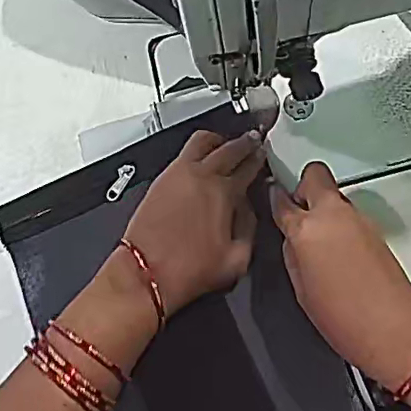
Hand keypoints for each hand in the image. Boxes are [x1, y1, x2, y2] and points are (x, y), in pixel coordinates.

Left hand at [122, 130, 264, 314]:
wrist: (147, 272)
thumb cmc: (186, 269)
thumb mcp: (237, 259)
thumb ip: (249, 227)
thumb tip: (248, 210)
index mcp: (224, 192)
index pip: (248, 166)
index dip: (259, 159)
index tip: (263, 156)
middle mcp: (202, 176)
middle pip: (230, 147)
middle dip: (245, 142)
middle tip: (253, 141)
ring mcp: (179, 173)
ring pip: (203, 141)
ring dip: (219, 139)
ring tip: (226, 143)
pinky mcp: (162, 178)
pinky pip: (184, 152)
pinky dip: (198, 149)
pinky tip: (202, 157)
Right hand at [271, 163, 410, 386]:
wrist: (396, 333)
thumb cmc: (349, 320)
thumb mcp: (300, 289)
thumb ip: (292, 253)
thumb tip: (292, 240)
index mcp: (306, 230)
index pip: (282, 200)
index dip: (276, 201)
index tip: (275, 202)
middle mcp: (334, 215)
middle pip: (314, 175)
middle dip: (303, 187)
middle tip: (298, 208)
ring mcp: (358, 219)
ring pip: (334, 195)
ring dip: (325, 209)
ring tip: (322, 241)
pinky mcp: (376, 229)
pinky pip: (350, 215)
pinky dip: (342, 224)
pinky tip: (340, 252)